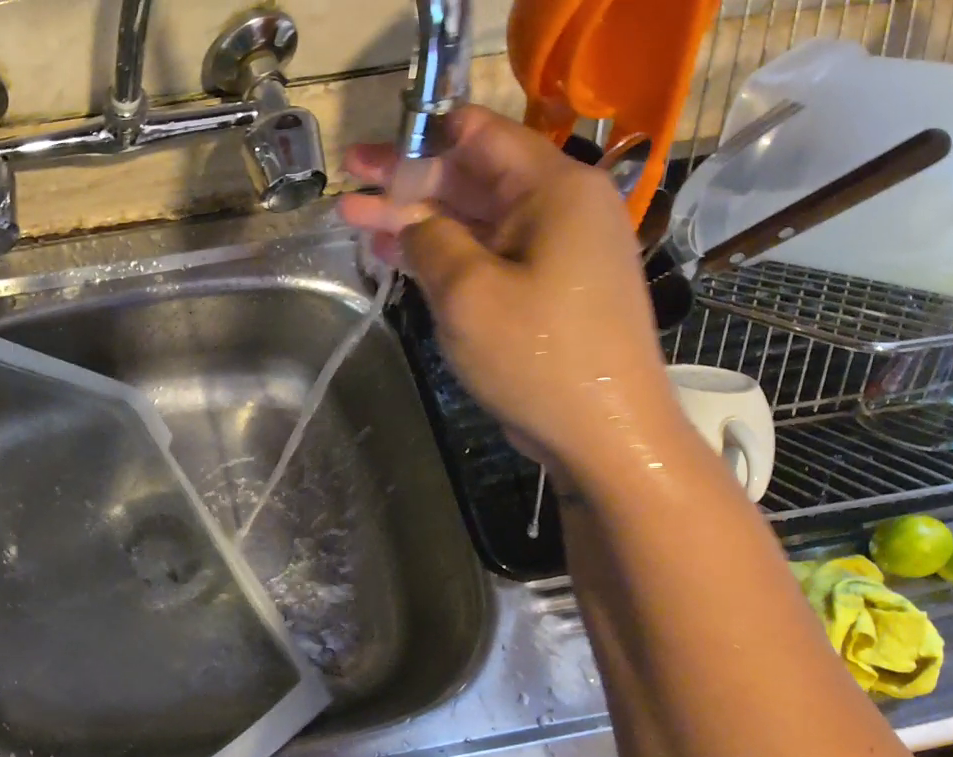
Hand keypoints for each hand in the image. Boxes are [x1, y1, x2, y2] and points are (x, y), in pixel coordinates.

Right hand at [340, 106, 685, 474]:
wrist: (602, 428)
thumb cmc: (537, 354)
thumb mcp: (468, 292)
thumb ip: (430, 242)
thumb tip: (410, 222)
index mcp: (554, 190)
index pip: (483, 136)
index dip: (426, 132)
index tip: (377, 139)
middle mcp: (559, 209)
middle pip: (473, 178)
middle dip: (408, 180)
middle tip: (350, 177)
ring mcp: (553, 251)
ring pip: (473, 220)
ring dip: (414, 219)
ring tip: (353, 218)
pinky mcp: (543, 288)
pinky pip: (484, 255)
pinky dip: (440, 252)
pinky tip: (394, 254)